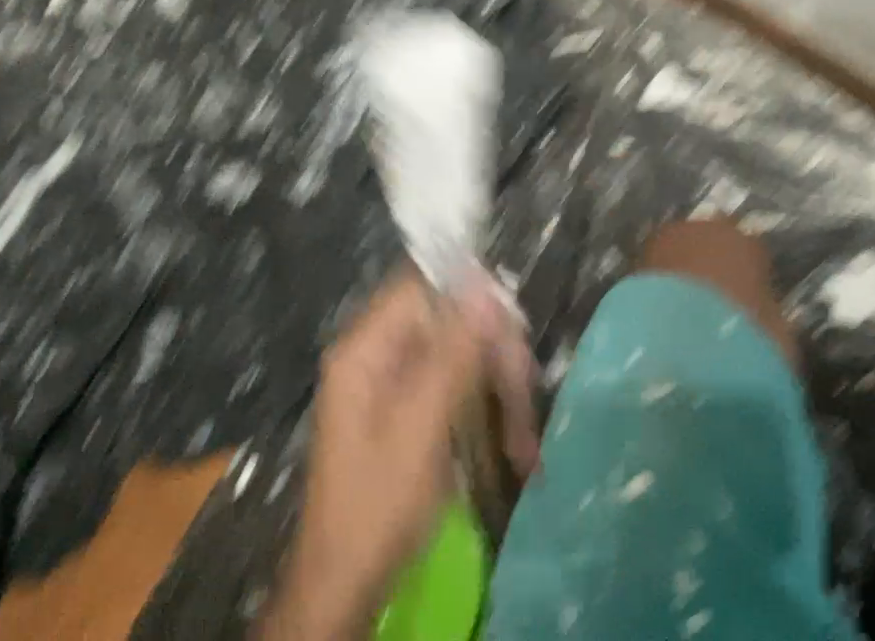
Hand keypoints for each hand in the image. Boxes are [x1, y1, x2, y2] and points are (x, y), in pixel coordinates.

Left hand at [259, 267, 537, 639]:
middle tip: (527, 398)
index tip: (515, 332)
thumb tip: (485, 289)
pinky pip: (459, 393)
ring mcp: (395, 388)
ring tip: (524, 447)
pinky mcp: (412, 415)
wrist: (347, 584)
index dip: (473, 299)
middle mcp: (379, 358)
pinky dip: (488, 418)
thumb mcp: (421, 426)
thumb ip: (454, 354)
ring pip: (463, 362)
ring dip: (500, 396)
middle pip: (451, 325)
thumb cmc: (378, 504)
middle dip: (495, 360)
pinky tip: (514, 452)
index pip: (424, 289)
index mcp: (367, 350)